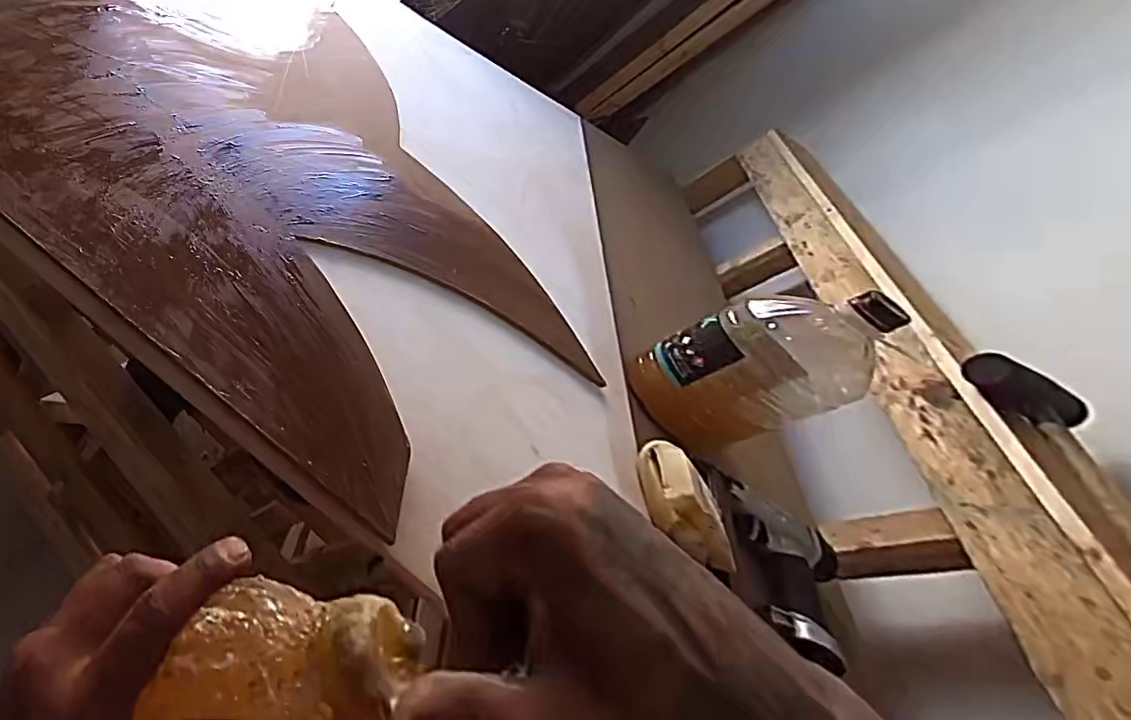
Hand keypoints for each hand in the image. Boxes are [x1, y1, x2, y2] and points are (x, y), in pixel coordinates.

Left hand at [0, 537, 252, 719]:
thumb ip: (172, 712)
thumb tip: (224, 693)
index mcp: (84, 697)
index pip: (151, 613)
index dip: (200, 576)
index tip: (236, 553)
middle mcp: (53, 656)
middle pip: (125, 574)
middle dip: (170, 570)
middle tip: (204, 592)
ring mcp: (31, 647)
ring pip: (99, 577)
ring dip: (139, 581)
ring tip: (167, 608)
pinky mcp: (21, 651)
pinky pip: (78, 604)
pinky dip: (111, 604)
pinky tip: (125, 635)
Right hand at [396, 464, 878, 719]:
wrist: (775, 710)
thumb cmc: (664, 709)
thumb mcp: (561, 715)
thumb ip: (474, 707)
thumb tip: (403, 706)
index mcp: (538, 520)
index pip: (455, 564)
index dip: (470, 631)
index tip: (505, 680)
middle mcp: (550, 483)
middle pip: (470, 537)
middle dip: (484, 603)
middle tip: (524, 663)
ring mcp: (576, 483)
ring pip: (494, 529)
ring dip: (505, 586)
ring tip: (549, 644)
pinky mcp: (598, 496)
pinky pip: (529, 521)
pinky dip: (531, 565)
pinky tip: (570, 615)